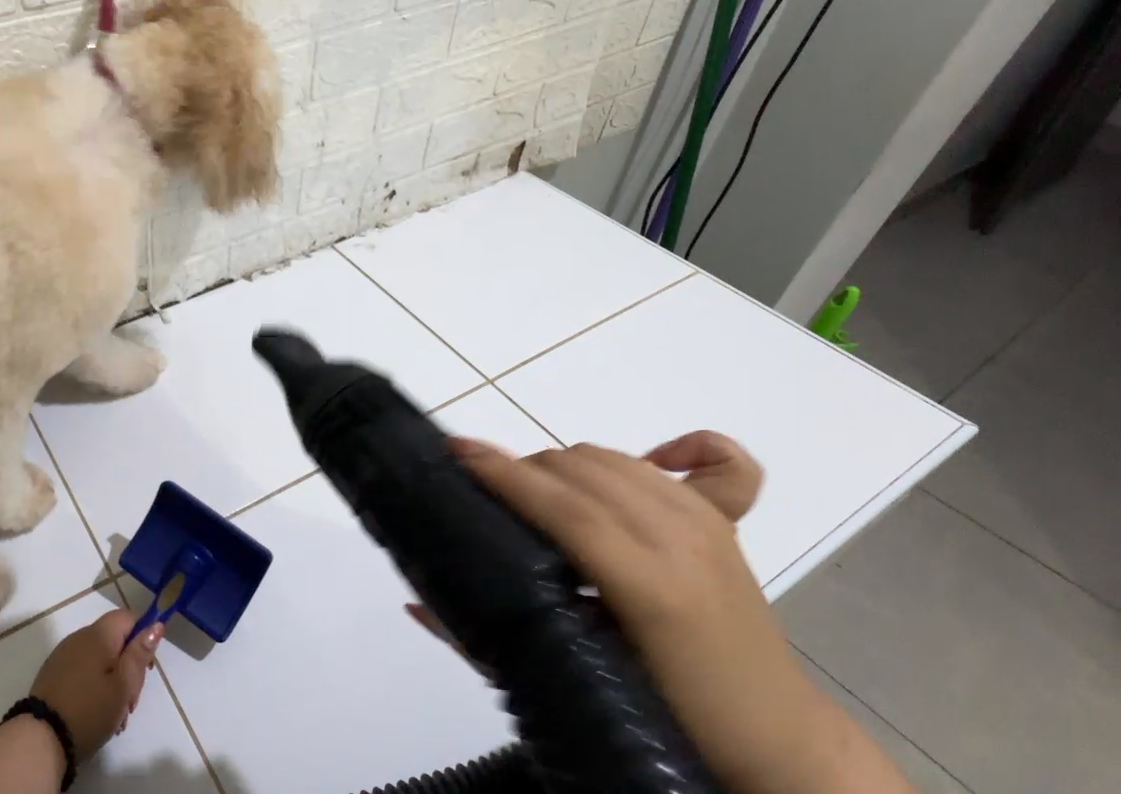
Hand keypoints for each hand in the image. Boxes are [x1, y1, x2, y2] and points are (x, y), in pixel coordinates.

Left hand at [31, 611, 162, 762]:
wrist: (41, 738)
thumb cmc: (90, 710)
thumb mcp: (123, 685)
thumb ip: (139, 653)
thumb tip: (155, 624)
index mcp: (98, 635)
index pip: (127, 618)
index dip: (142, 637)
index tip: (146, 668)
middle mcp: (79, 638)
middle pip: (114, 641)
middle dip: (128, 669)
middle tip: (131, 702)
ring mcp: (63, 656)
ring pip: (100, 660)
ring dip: (113, 683)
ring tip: (116, 717)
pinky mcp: (53, 674)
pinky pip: (83, 672)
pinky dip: (95, 687)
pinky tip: (97, 715)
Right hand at [444, 435, 881, 793]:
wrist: (771, 740)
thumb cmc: (661, 717)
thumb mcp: (567, 681)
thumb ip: (484, 641)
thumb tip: (414, 600)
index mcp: (648, 587)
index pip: (563, 506)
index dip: (504, 474)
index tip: (456, 453)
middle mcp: (683, 541)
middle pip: (582, 470)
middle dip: (525, 470)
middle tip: (492, 499)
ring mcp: (710, 525)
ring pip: (617, 457)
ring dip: (568, 464)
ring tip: (542, 495)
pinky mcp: (730, 524)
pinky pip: (716, 458)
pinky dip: (679, 447)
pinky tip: (651, 460)